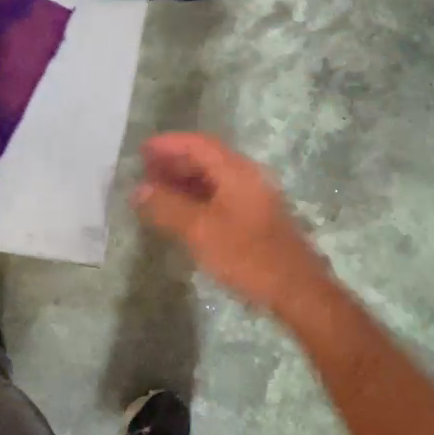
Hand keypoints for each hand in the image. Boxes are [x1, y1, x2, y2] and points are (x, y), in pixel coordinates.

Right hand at [131, 133, 330, 313]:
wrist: (295, 290)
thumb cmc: (246, 255)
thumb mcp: (199, 230)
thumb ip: (166, 207)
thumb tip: (138, 189)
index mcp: (236, 173)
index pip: (199, 144)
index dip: (169, 144)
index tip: (141, 150)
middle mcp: (247, 178)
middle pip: (206, 159)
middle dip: (173, 161)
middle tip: (143, 172)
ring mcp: (252, 199)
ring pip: (212, 179)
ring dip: (182, 181)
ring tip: (154, 192)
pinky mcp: (254, 219)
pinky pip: (218, 197)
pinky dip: (194, 198)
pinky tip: (178, 213)